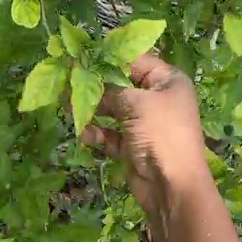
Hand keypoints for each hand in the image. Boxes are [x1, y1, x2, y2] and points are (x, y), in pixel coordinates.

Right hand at [78, 52, 211, 216]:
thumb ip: (111, 90)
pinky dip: (98, 134)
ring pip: (113, 111)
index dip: (110, 59)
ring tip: (70, 109)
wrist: (171, 183)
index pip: (136, 61)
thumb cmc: (161, 134)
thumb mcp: (137, 104)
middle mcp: (156, 99)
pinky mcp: (131, 146)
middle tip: (69, 83)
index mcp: (166, 81)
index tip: (83, 58)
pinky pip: (110, 135)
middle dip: (96, 86)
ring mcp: (143, 124)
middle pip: (121, 86)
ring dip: (93, 111)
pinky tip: (84, 134)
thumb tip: (88, 80)